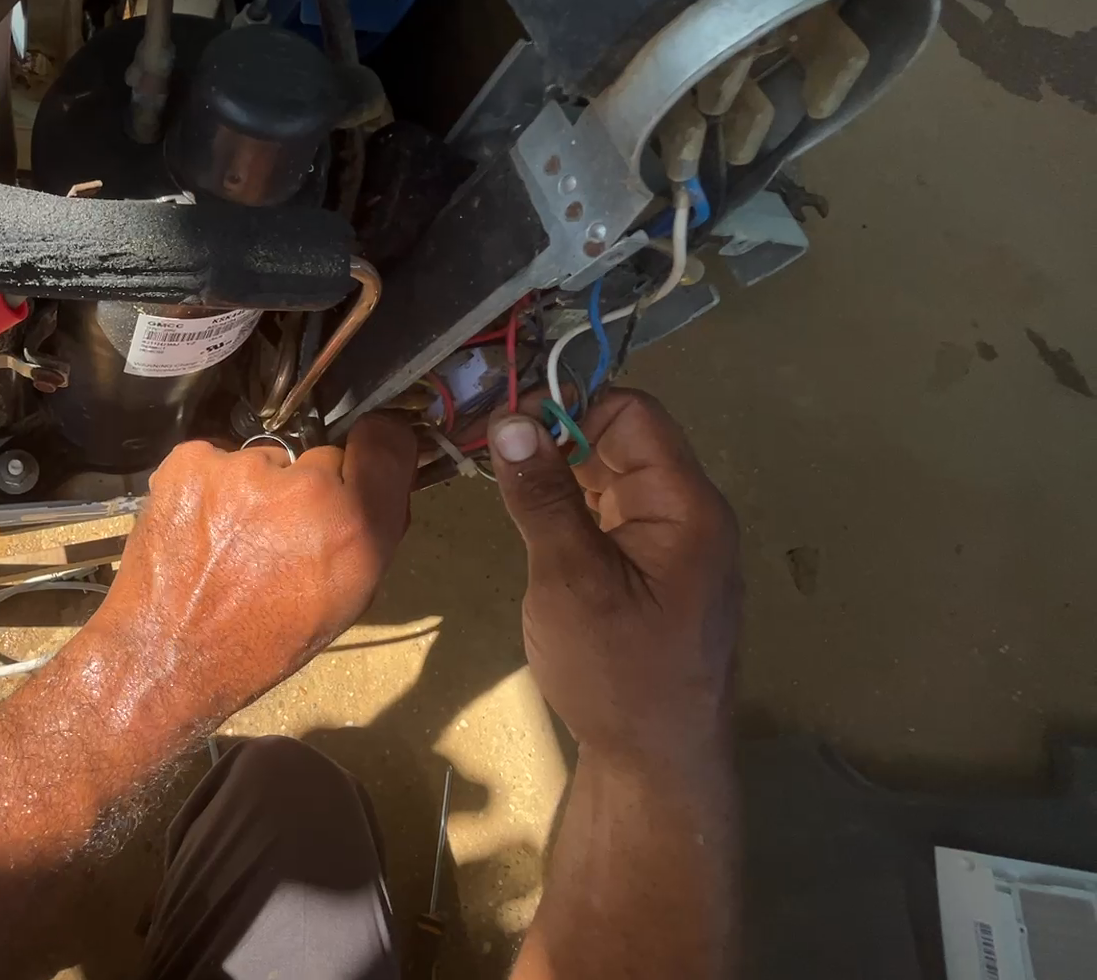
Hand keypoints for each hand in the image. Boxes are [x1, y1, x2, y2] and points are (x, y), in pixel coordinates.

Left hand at [95, 414, 417, 716]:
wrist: (166, 654)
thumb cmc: (260, 642)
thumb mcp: (343, 603)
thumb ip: (366, 535)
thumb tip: (370, 485)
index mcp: (355, 529)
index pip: (386, 444)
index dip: (375, 447)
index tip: (361, 459)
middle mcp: (304, 490)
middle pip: (319, 457)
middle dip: (306, 488)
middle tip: (275, 533)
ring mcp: (242, 470)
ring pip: (262, 460)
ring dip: (253, 488)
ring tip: (228, 538)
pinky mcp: (191, 462)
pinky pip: (216, 460)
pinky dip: (209, 485)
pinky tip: (198, 525)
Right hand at [487, 389, 741, 772]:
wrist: (652, 760)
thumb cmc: (617, 670)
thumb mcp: (570, 578)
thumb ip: (542, 496)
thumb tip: (508, 420)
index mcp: (684, 505)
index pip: (632, 414)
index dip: (566, 404)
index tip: (499, 421)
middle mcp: (683, 512)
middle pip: (620, 438)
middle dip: (551, 430)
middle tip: (480, 441)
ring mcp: (664, 540)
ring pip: (608, 472)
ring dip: (553, 464)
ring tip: (490, 467)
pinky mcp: (642, 565)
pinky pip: (604, 508)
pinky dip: (563, 497)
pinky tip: (524, 506)